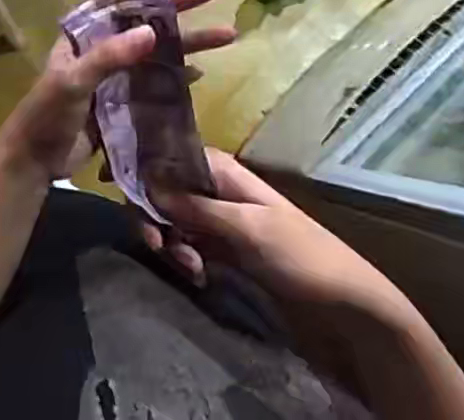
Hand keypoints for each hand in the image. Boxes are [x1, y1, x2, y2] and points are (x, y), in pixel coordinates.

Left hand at [0, 0, 236, 181]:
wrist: (38, 158)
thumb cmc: (47, 112)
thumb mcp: (72, 81)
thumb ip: (108, 57)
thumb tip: (151, 32)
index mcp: (81, 34)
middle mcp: (100, 47)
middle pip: (140, 16)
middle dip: (173, 4)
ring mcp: (115, 74)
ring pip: (156, 49)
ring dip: (187, 40)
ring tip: (227, 34)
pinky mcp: (125, 100)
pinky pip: (156, 80)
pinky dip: (176, 74)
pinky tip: (199, 71)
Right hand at [143, 149, 405, 316]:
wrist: (352, 307)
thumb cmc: (302, 256)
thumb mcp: (247, 229)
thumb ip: (194, 206)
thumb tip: (145, 182)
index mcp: (217, 167)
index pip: (161, 154)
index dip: (135, 167)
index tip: (111, 186)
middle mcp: (209, 184)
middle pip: (158, 188)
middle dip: (151, 216)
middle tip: (158, 246)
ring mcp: (213, 215)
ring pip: (167, 217)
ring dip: (169, 242)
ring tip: (189, 269)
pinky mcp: (218, 244)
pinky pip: (183, 241)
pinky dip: (182, 256)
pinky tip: (196, 274)